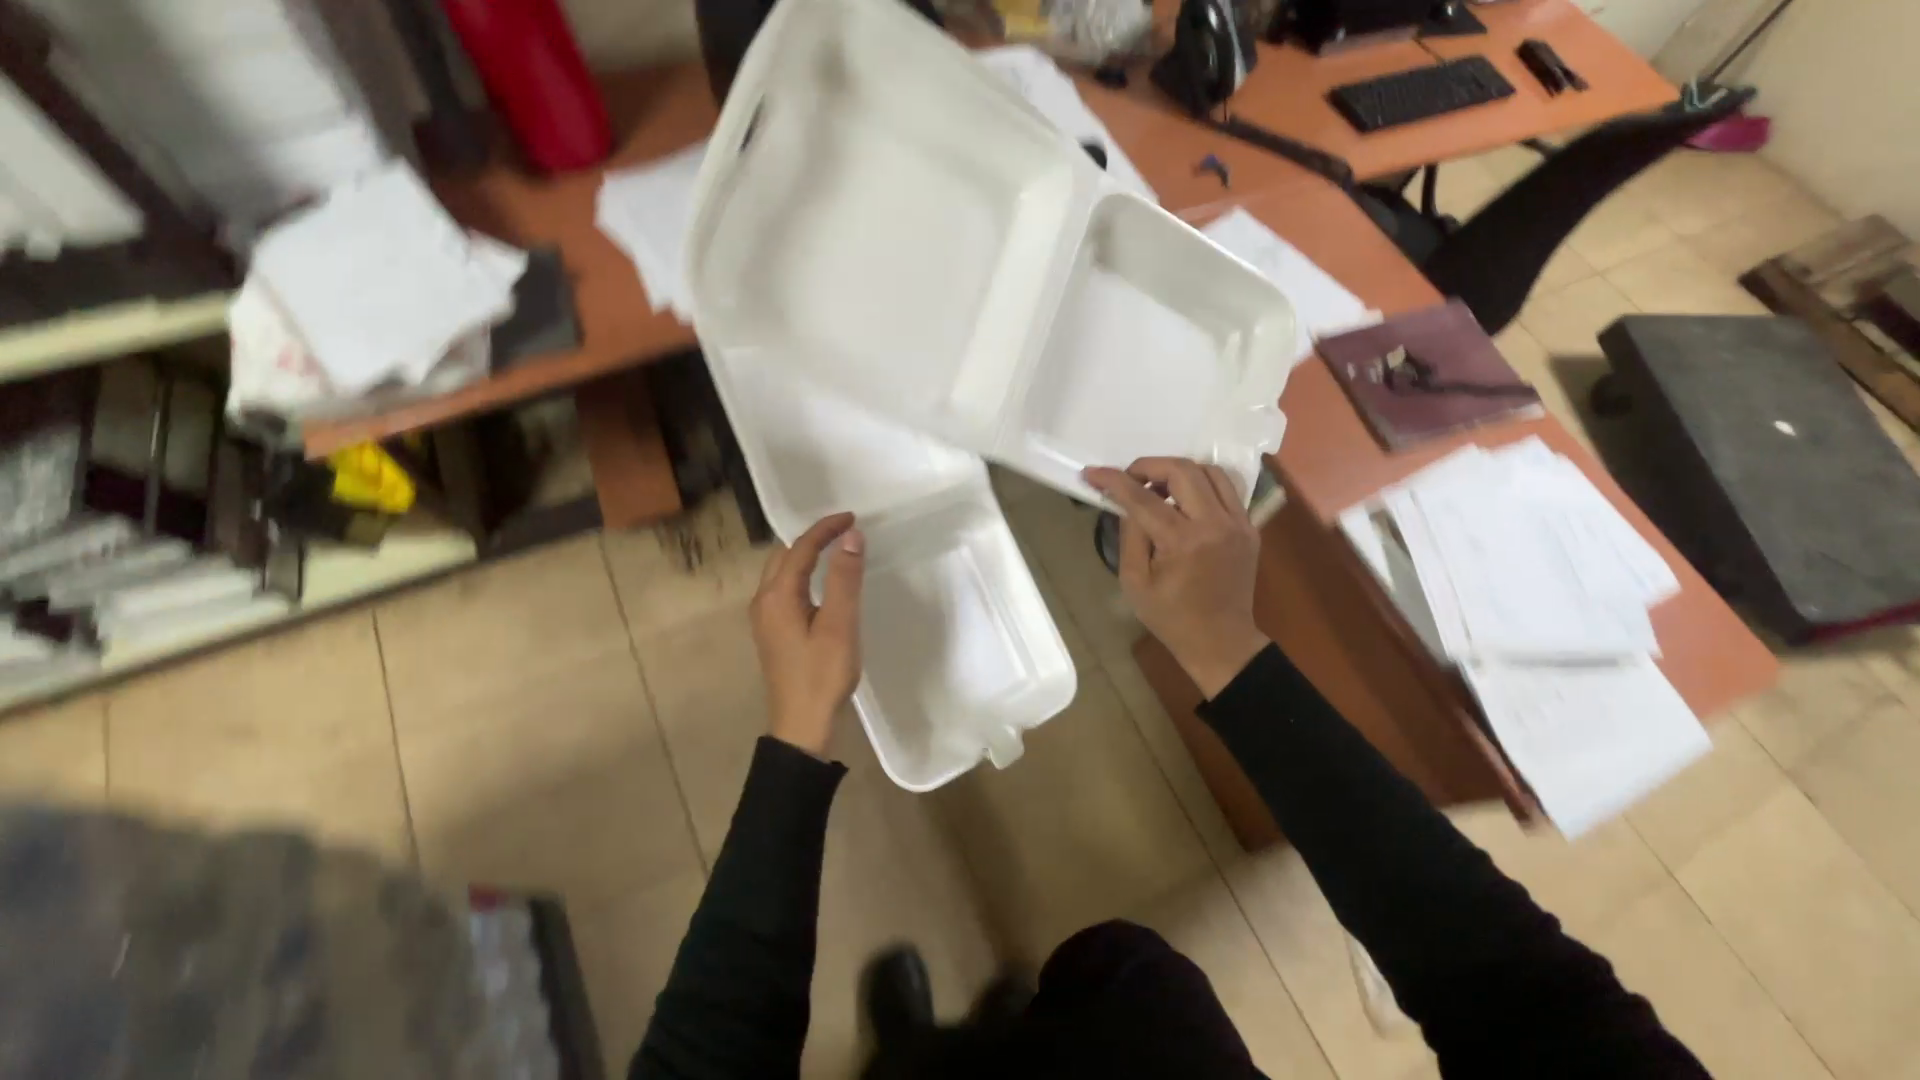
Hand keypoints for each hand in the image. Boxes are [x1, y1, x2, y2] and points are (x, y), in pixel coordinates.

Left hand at [751, 512, 864, 756]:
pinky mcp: (773, 632)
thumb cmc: (822, 675)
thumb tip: (851, 537)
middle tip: (845, 531)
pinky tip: (822, 584)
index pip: (800, 548)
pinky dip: (803, 575)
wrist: (801, 725)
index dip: (826, 529)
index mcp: (777, 596)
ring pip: (782, 573)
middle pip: (784, 556)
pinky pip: (785, 590)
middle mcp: (763, 601)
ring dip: (806, 556)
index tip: (853, 518)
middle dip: (812, 538)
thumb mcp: (839, 625)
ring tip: (836, 550)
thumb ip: (845, 579)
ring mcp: (764, 618)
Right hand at [1083, 459, 1269, 698]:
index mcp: (1183, 542)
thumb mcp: (1134, 581)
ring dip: (1178, 471)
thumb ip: (1130, 535)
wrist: (1221, 641)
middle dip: (1149, 466)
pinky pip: (1227, 489)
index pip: (1143, 497)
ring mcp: (1239, 523)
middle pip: (1182, 470)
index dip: (1114, 480)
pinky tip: (1184, 501)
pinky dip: (1202, 485)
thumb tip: (1126, 501)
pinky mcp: (1250, 527)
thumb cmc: (1170, 617)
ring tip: (1158, 487)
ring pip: (1209, 471)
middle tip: (1130, 480)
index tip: (1093, 473)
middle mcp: (1216, 524)